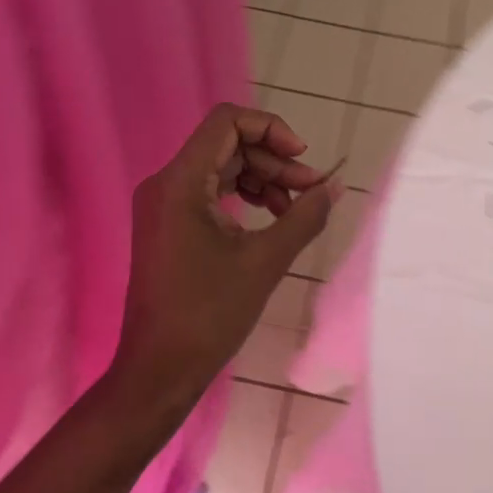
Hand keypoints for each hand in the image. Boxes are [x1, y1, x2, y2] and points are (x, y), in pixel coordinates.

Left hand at [110, 103, 343, 409]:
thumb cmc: (209, 315)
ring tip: (295, 208)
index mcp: (181, 182)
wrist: (158, 371)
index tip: (302, 158)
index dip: (270, 129)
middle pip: (227, 145)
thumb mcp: (266, 261)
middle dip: (273, 161)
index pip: (227, 122)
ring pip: (221, 168)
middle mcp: (166, 183)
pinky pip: (210, 192)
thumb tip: (334, 185)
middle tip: (310, 190)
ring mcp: (163, 205)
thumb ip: (304, 216)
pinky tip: (271, 219)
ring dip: (262, 179)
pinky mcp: (167, 225)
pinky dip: (243, 197)